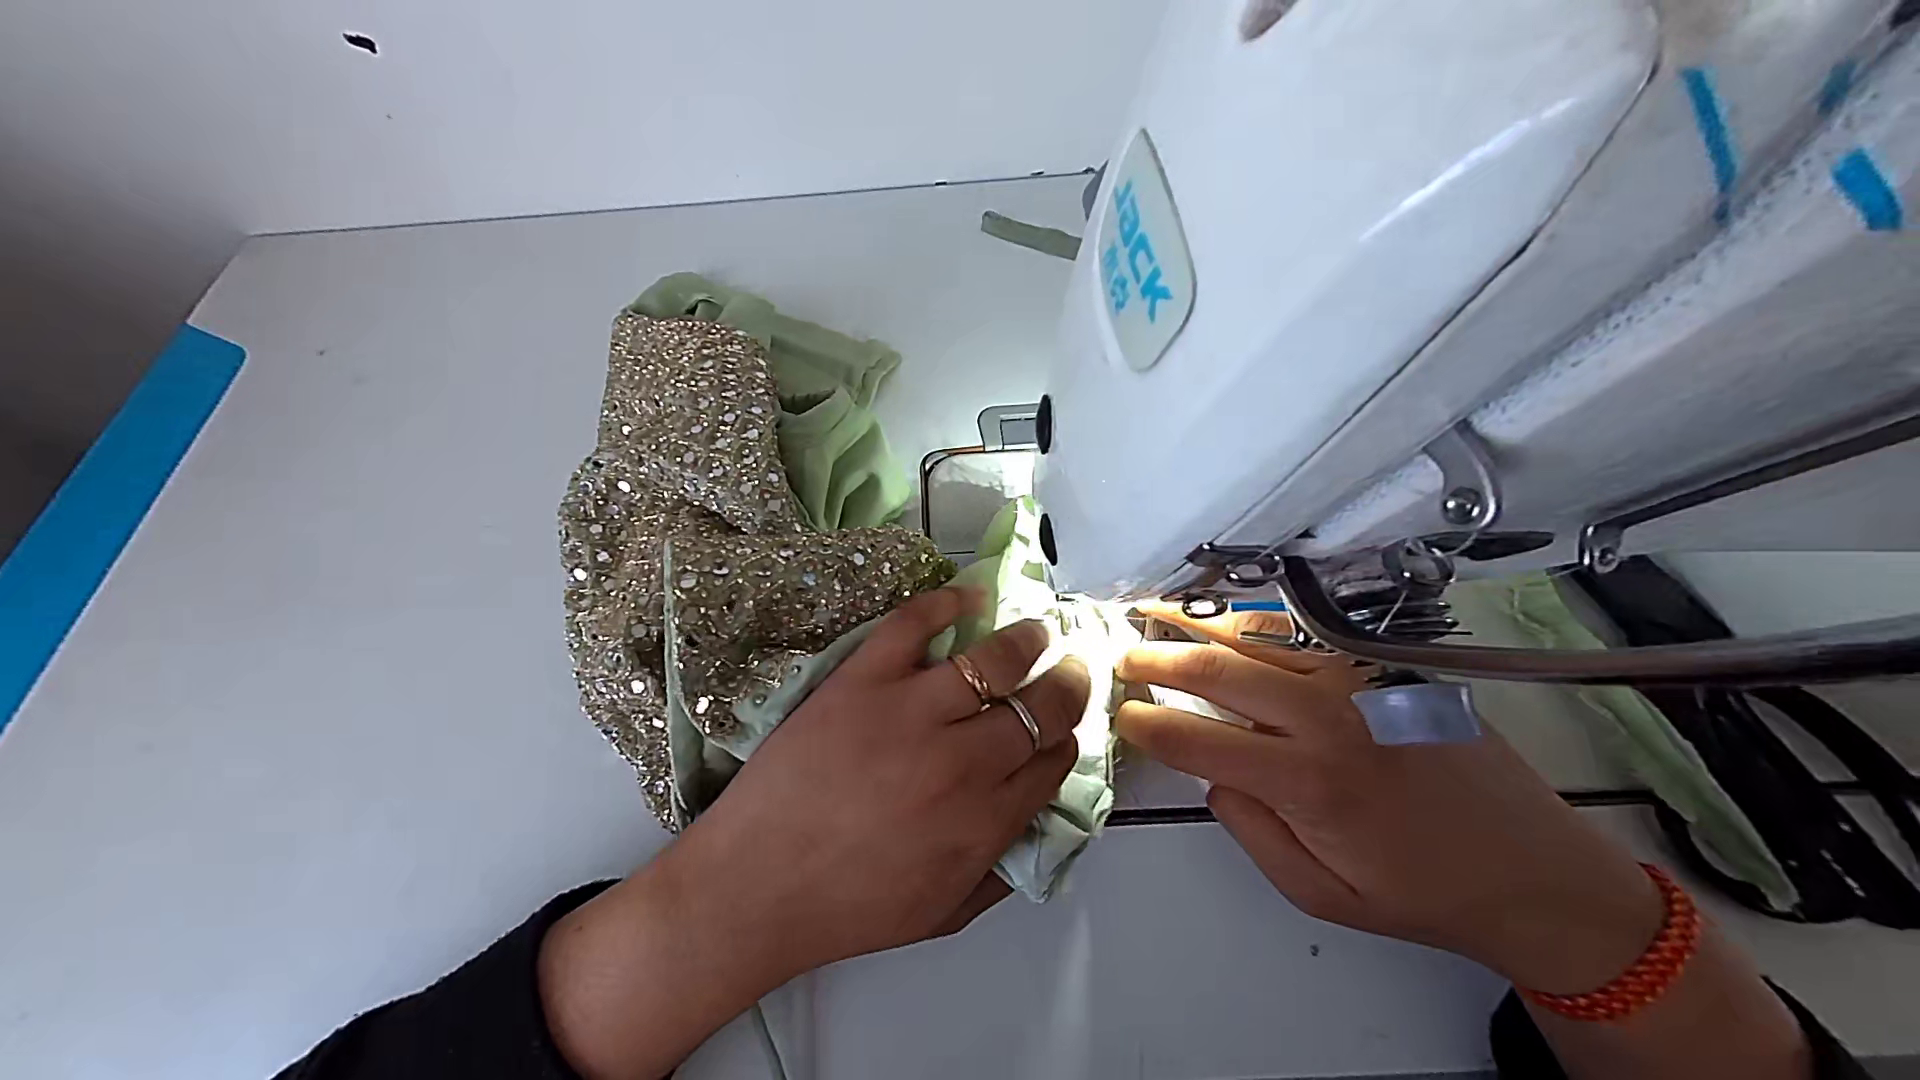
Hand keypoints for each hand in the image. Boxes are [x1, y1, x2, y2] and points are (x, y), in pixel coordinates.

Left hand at [540, 587, 1089, 1078]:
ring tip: (1035, 630)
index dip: (1066, 736)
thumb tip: (1037, 815)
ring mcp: (909, 713)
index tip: (1062, 725)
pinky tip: (969, 598)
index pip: (1054, 759)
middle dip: (1067, 683)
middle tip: (1068, 668)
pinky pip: (913, 623)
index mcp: (985, 820)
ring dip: (1027, 639)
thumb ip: (1003, 866)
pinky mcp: (861, 681)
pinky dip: (948, 602)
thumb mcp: (945, 912)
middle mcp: (962, 761)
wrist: (754, 887)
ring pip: (994, 659)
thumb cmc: (850, 907)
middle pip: (1042, 705)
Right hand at [1116, 602, 1660, 994]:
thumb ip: (1250, 830)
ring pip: (1253, 637)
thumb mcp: (1321, 894)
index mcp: (1309, 781)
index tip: (1121, 715)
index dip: (1146, 724)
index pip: (1196, 739)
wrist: (1537, 871)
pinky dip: (1245, 625)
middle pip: (1215, 670)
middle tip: (1122, 657)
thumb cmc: (1424, 892)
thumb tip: (1214, 773)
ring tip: (1152, 613)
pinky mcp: (1378, 668)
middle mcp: (1327, 718)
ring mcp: (1355, 682)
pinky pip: (1295, 637)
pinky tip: (1220, 622)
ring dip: (1194, 624)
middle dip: (1155, 659)